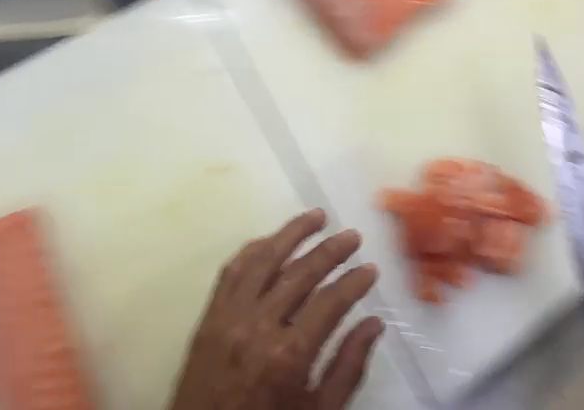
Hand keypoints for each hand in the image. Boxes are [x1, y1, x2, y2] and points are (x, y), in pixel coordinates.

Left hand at [169, 210, 383, 409]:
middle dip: (331, 249)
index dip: (354, 282)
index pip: (331, 301)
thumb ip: (347, 367)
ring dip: (292, 233)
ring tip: (317, 216)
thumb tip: (374, 324)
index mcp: (289, 355)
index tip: (371, 269)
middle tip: (353, 235)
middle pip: (301, 272)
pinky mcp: (208, 317)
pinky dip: (253, 249)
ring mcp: (229, 317)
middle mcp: (258, 326)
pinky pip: (232, 270)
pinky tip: (272, 240)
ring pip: (264, 259)